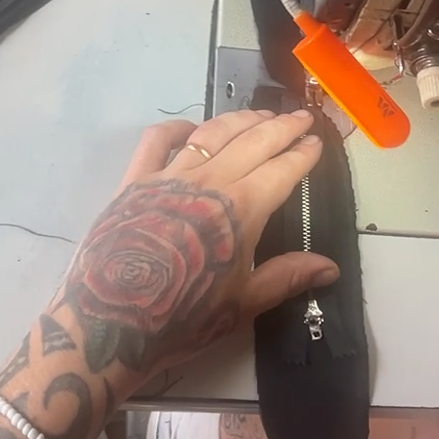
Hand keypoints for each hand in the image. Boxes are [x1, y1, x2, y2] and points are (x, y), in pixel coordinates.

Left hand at [52, 108, 336, 391]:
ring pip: (213, 131)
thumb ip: (287, 277)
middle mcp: (209, 180)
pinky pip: (158, 140)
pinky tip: (193, 128)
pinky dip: (178, 127)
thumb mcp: (242, 305)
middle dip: (282, 126)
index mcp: (241, 209)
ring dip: (242, 119)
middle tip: (301, 115)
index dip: (303, 154)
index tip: (318, 141)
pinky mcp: (136, 178)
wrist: (106, 324)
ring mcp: (170, 174)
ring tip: (261, 114)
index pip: (282, 169)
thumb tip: (332, 267)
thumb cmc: (180, 319)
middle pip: (254, 140)